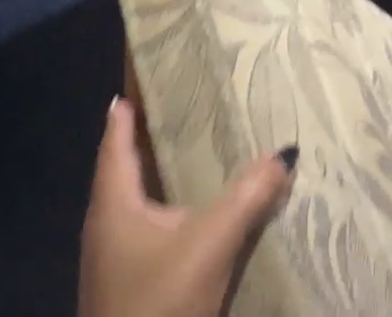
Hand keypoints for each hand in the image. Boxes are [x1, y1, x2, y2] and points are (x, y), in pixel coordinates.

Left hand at [80, 97, 296, 316]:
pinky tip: (192, 219)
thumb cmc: (158, 302)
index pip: (114, 153)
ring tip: (185, 161)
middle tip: (167, 118)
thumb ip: (249, 195)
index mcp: (114, 211)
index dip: (121, 123)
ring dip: (155, 183)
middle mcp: (107, 232)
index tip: (125, 96)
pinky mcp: (127, 291)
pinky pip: (146, 235)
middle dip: (141, 149)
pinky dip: (166, 213)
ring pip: (134, 210)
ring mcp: (114, 266)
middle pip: (121, 179)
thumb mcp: (212, 243)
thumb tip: (285, 153)